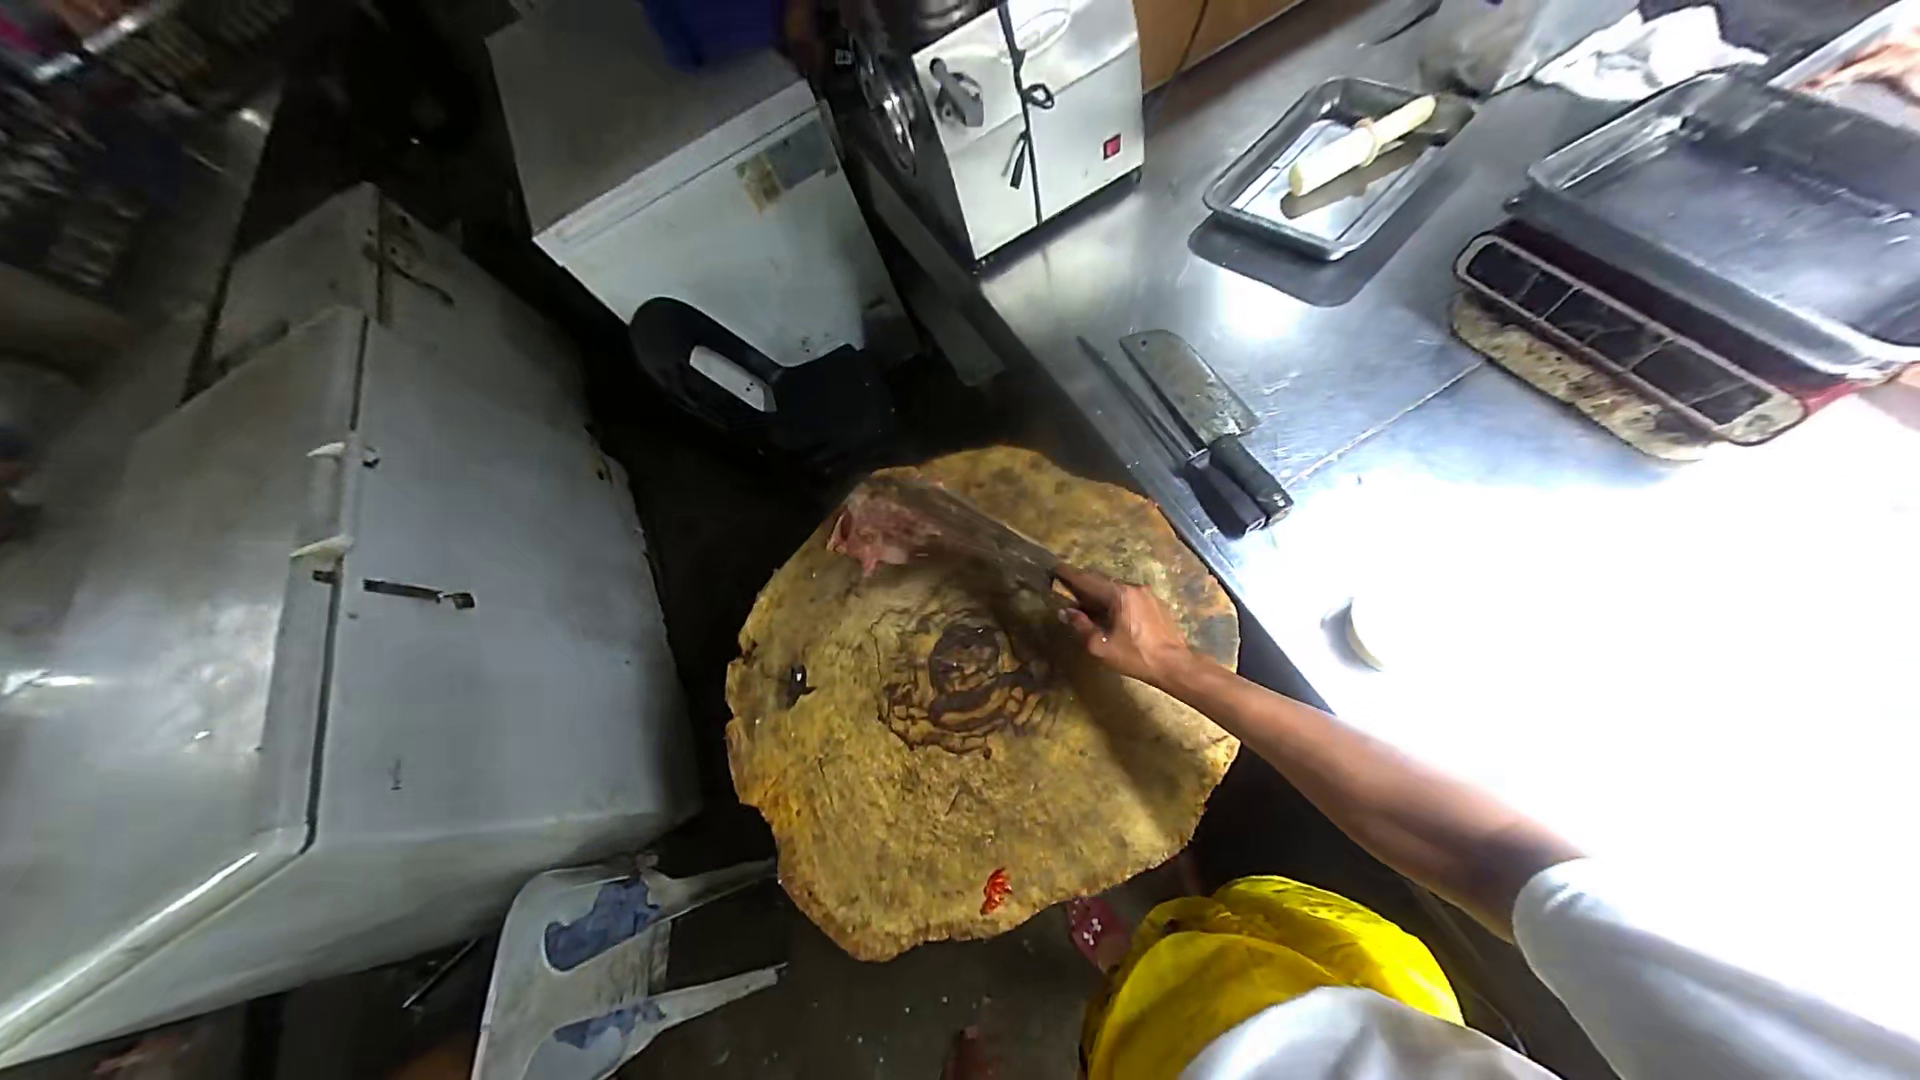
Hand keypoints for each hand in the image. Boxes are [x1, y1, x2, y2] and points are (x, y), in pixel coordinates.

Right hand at [1053, 564, 1199, 688]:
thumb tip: (1065, 612)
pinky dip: (1115, 599)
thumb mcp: (1101, 646)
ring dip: (1100, 594)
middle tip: (1068, 588)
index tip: (1055, 568)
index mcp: (1118, 594)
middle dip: (1084, 584)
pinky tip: (1112, 613)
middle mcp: (1133, 587)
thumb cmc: (1136, 656)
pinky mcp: (1156, 602)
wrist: (1174, 664)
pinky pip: (1129, 595)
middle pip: (1102, 581)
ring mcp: (1147, 594)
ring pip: (1116, 588)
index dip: (1069, 574)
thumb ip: (1081, 626)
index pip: (1087, 580)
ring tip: (1088, 604)